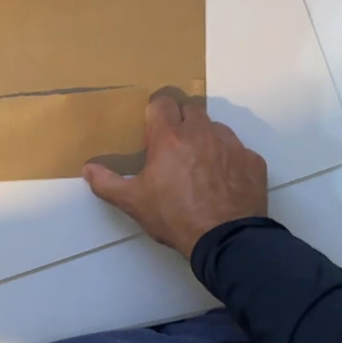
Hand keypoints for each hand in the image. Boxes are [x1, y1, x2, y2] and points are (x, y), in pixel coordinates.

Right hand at [82, 93, 268, 257]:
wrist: (225, 239)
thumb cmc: (174, 216)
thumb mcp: (133, 202)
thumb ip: (107, 183)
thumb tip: (88, 168)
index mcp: (169, 137)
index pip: (162, 102)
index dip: (156, 112)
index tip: (152, 129)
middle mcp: (202, 132)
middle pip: (190, 109)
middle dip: (180, 121)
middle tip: (172, 146)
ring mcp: (231, 145)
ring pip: (216, 127)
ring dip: (205, 138)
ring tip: (199, 164)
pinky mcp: (253, 161)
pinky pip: (238, 150)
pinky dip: (228, 159)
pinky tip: (222, 180)